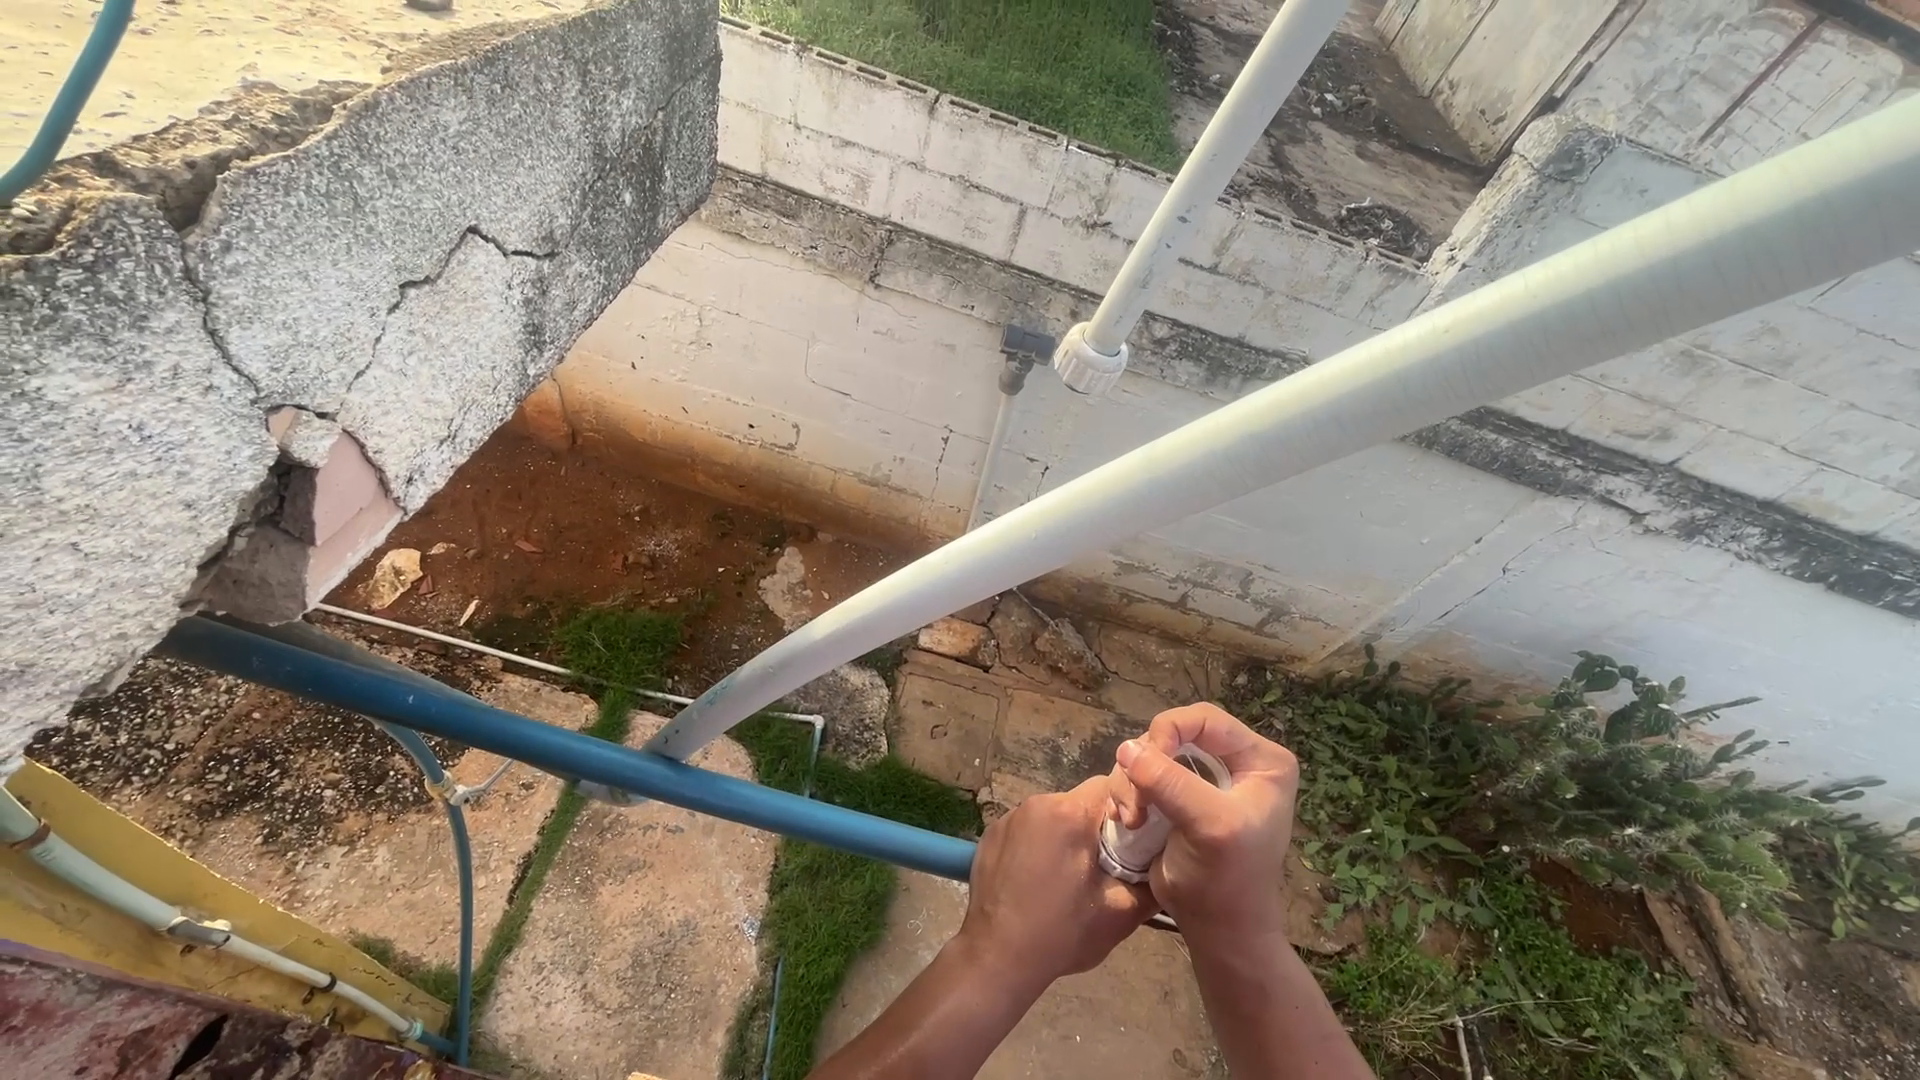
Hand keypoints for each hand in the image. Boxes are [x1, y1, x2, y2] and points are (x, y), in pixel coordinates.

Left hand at [959, 777, 1155, 989]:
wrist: (998, 957)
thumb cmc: (1062, 933)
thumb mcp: (1120, 914)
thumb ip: (1151, 883)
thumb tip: (1167, 866)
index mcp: (1070, 814)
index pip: (1110, 785)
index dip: (1127, 809)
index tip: (1132, 841)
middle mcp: (1037, 804)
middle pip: (1080, 801)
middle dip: (1096, 827)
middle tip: (1104, 866)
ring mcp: (1009, 817)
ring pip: (1054, 815)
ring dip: (1066, 836)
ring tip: (1069, 877)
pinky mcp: (991, 833)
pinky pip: (1028, 828)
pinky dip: (1039, 845)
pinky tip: (1038, 879)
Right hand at [1106, 703, 1298, 941]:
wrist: (1218, 930)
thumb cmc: (1228, 881)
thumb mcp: (1208, 826)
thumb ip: (1171, 782)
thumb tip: (1126, 748)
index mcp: (1261, 760)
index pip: (1205, 719)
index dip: (1170, 732)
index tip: (1146, 764)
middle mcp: (1234, 761)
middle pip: (1172, 734)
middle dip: (1146, 765)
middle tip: (1135, 804)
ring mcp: (1203, 779)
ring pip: (1149, 754)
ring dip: (1131, 783)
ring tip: (1129, 818)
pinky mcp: (1176, 797)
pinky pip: (1140, 775)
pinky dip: (1126, 793)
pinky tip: (1125, 819)